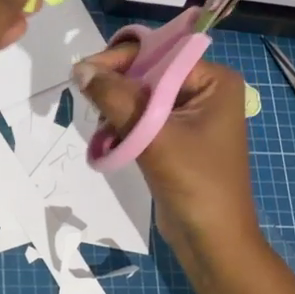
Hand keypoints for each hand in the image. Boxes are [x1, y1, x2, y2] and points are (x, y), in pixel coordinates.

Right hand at [73, 44, 259, 240]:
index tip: (82, 74)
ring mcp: (189, 114)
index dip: (119, 60)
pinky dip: (121, 126)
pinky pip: (141, 117)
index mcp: (213, 80)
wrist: (211, 240)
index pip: (158, 53)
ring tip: (101, 131)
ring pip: (139, 96)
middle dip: (115, 89)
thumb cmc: (194, 183)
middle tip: (88, 104)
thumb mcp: (153, 136)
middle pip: (146, 72)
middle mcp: (204, 90)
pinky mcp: (175, 136)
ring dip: (115, 110)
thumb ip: (117, 98)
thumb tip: (81, 69)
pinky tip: (109, 142)